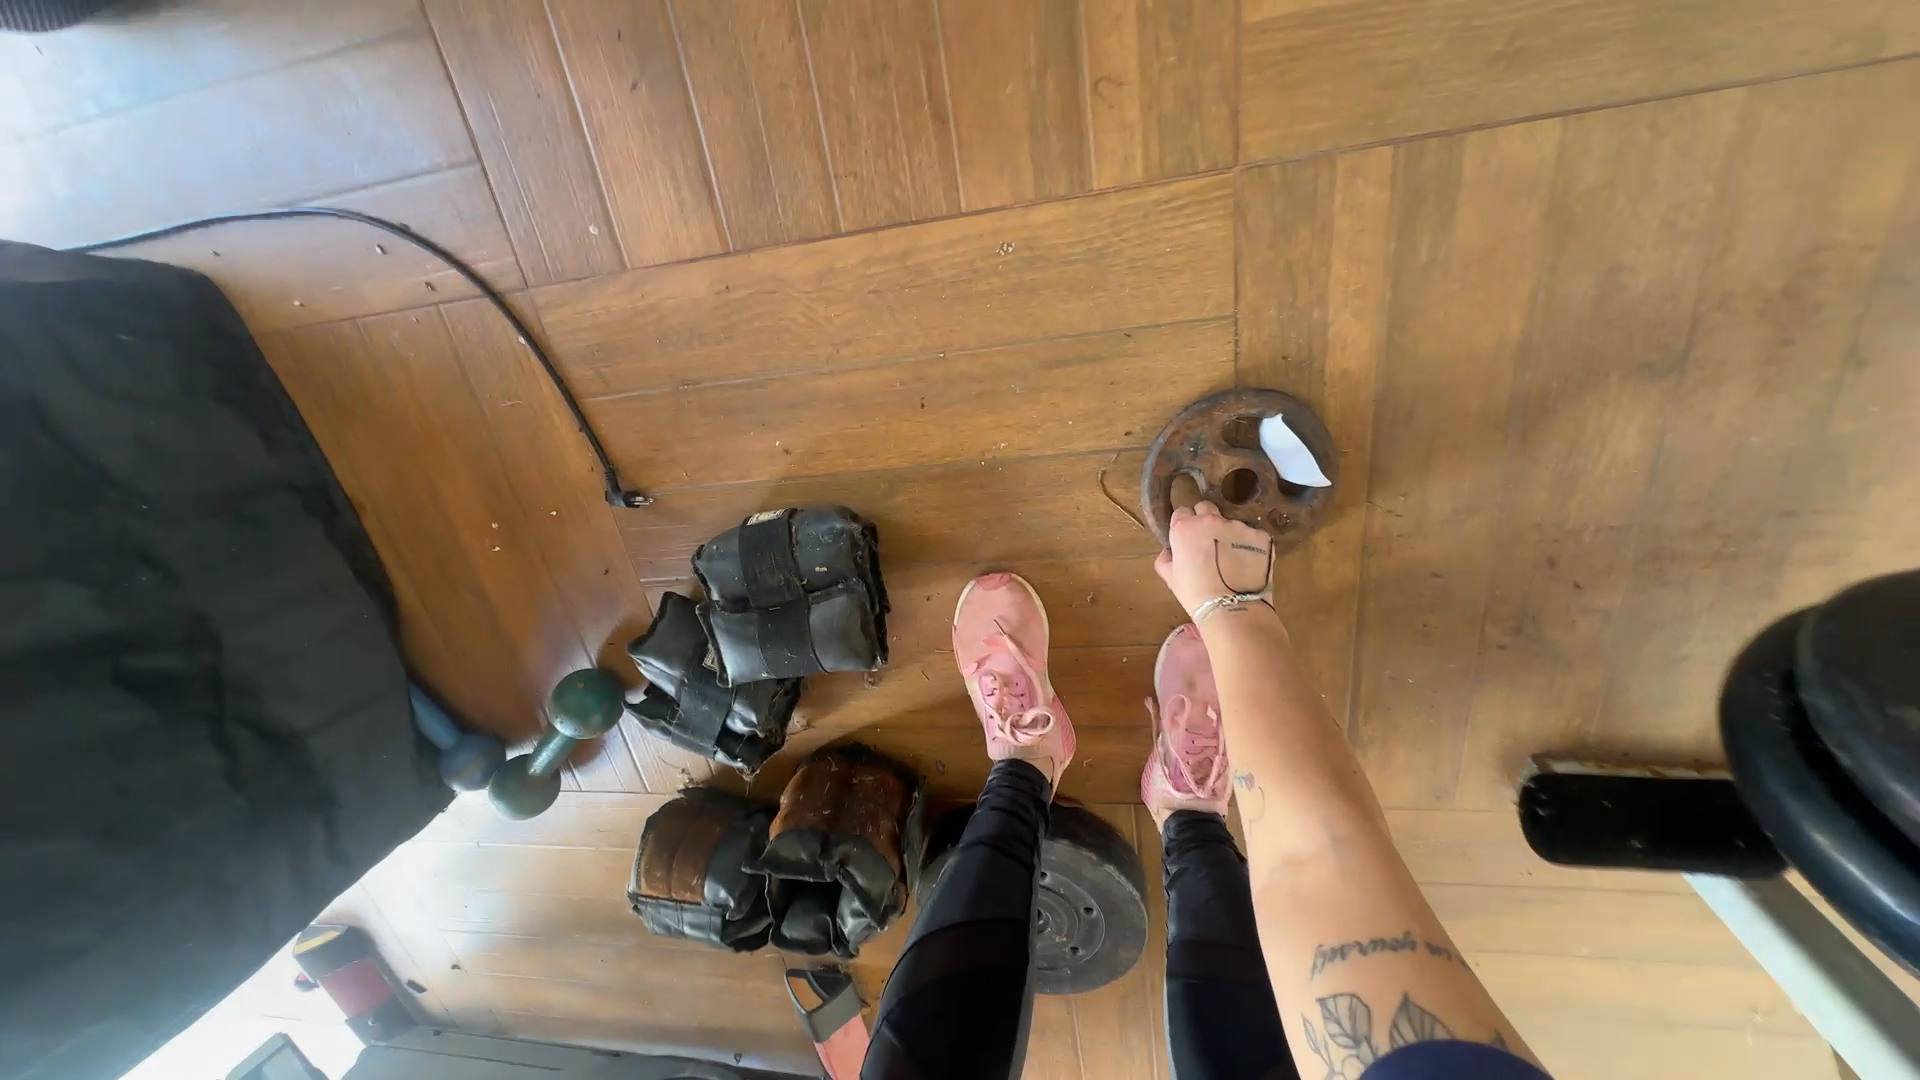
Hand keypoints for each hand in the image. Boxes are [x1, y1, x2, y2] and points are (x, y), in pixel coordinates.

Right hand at [1154, 502, 1275, 614]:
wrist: (1232, 608)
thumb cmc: (1195, 594)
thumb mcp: (1171, 577)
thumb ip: (1166, 558)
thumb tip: (1171, 550)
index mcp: (1185, 527)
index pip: (1182, 512)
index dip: (1184, 525)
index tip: (1189, 539)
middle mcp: (1211, 520)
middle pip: (1206, 508)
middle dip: (1205, 520)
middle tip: (1209, 542)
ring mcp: (1238, 525)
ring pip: (1230, 522)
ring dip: (1229, 534)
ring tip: (1231, 558)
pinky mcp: (1260, 535)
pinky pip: (1252, 535)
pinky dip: (1249, 545)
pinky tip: (1247, 562)